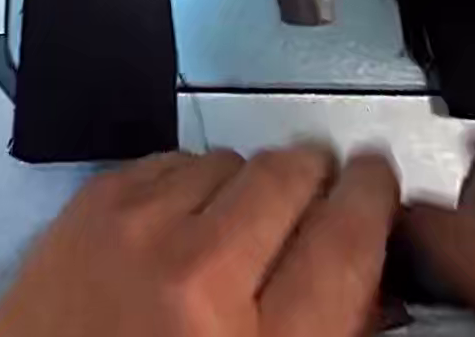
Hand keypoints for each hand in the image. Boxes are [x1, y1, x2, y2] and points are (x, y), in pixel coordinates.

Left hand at [0, 146, 399, 336]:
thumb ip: (327, 334)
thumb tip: (370, 275)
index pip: (343, 245)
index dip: (370, 198)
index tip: (376, 174)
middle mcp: (200, 279)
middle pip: (287, 177)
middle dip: (314, 171)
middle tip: (318, 180)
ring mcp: (140, 228)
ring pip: (230, 159)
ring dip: (247, 181)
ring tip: (237, 217)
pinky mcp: (98, 197)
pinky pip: (177, 157)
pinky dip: (192, 180)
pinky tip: (182, 217)